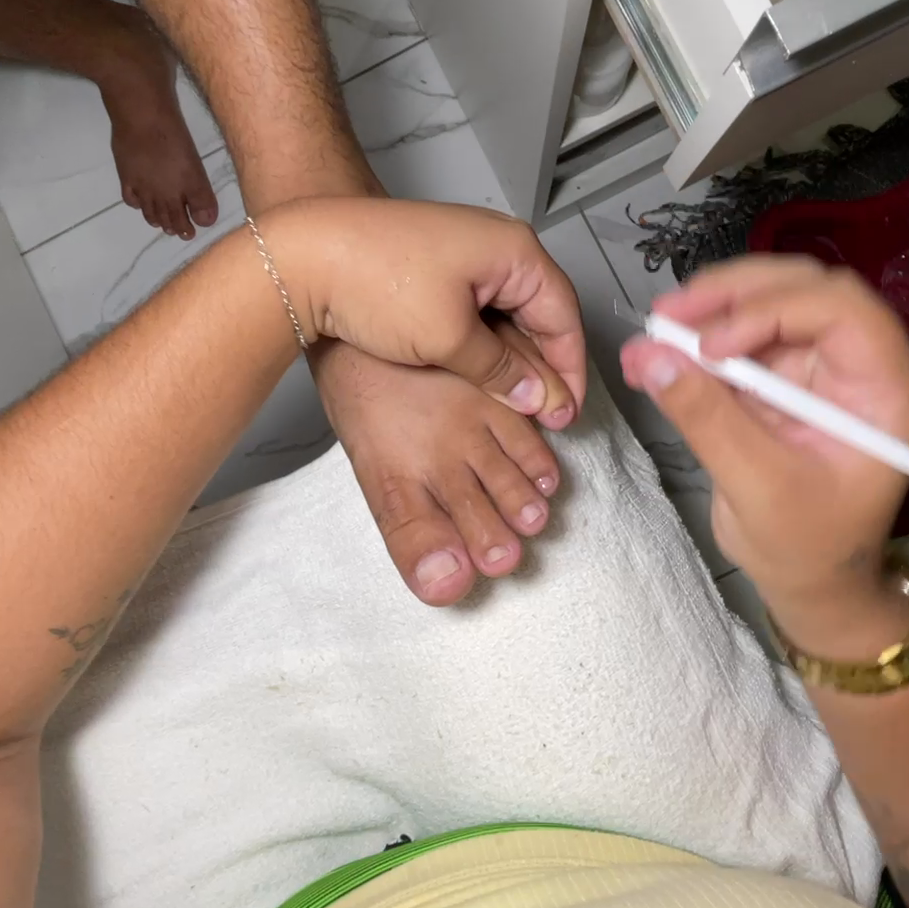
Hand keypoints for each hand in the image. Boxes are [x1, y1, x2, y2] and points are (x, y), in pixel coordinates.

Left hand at [260, 197, 585, 420]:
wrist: (302, 256)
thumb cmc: (372, 278)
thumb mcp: (448, 338)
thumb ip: (499, 370)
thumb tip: (533, 395)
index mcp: (513, 250)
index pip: (562, 315)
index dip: (569, 370)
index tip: (567, 411)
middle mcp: (495, 245)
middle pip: (538, 314)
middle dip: (543, 367)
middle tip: (546, 415)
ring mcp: (463, 254)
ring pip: (506, 316)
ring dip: (512, 359)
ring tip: (514, 402)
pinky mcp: (436, 268)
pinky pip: (476, 311)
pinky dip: (483, 344)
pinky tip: (481, 375)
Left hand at [314, 347, 561, 604]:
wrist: (365, 323)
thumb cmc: (362, 395)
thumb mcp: (368, 462)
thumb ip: (409, 527)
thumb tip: (442, 583)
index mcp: (389, 472)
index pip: (410, 528)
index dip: (431, 558)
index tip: (453, 581)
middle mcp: (429, 452)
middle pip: (463, 506)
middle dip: (486, 536)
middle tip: (504, 559)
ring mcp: (462, 423)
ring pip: (498, 472)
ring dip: (517, 500)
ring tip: (531, 521)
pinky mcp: (487, 398)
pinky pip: (521, 432)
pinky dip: (537, 459)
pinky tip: (546, 481)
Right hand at [619, 257, 908, 611]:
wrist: (807, 579)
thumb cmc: (808, 544)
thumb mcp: (759, 486)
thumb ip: (707, 418)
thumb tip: (649, 356)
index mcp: (881, 387)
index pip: (840, 310)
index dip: (773, 310)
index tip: (712, 347)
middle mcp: (852, 364)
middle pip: (801, 289)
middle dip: (732, 294)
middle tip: (668, 314)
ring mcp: (811, 368)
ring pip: (762, 305)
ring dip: (704, 312)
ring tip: (652, 332)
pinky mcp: (773, 380)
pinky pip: (732, 342)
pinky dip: (690, 344)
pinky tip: (650, 356)